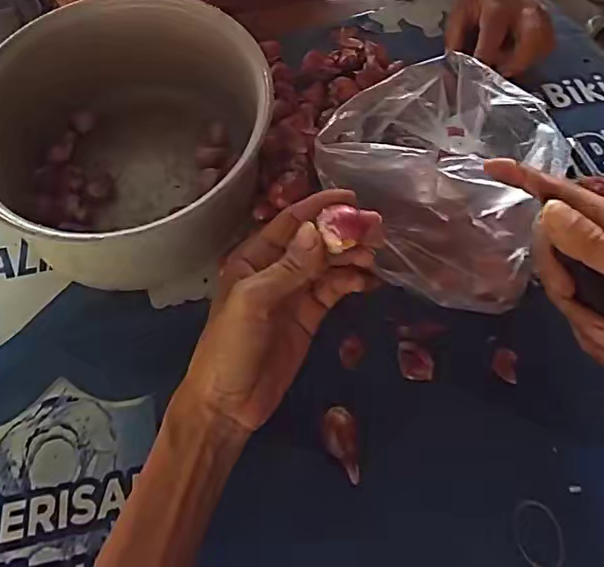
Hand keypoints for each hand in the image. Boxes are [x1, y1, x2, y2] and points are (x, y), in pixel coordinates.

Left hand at [172, 190, 382, 439]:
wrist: (227, 405)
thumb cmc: (230, 347)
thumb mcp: (254, 302)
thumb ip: (288, 267)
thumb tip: (316, 230)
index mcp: (254, 256)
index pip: (291, 222)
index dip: (319, 207)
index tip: (351, 198)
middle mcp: (275, 268)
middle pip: (315, 241)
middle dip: (343, 232)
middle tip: (377, 228)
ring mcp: (293, 292)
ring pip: (327, 265)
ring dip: (351, 256)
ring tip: (376, 255)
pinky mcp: (308, 317)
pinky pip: (333, 290)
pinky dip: (351, 282)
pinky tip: (369, 280)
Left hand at [446, 0, 554, 76]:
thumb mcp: (457, 15)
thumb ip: (455, 42)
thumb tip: (456, 69)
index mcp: (496, 4)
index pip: (493, 37)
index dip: (484, 59)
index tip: (475, 74)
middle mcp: (523, 7)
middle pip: (531, 39)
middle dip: (517, 63)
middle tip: (500, 72)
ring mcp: (540, 12)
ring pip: (543, 44)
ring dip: (526, 61)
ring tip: (508, 64)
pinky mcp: (548, 19)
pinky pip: (548, 44)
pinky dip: (534, 56)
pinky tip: (518, 56)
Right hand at [489, 161, 603, 431]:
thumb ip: (597, 249)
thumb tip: (546, 210)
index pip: (569, 196)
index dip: (528, 180)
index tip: (491, 167)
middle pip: (556, 246)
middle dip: (561, 282)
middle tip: (582, 310)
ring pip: (563, 285)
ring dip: (582, 319)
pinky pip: (577, 315)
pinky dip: (592, 338)